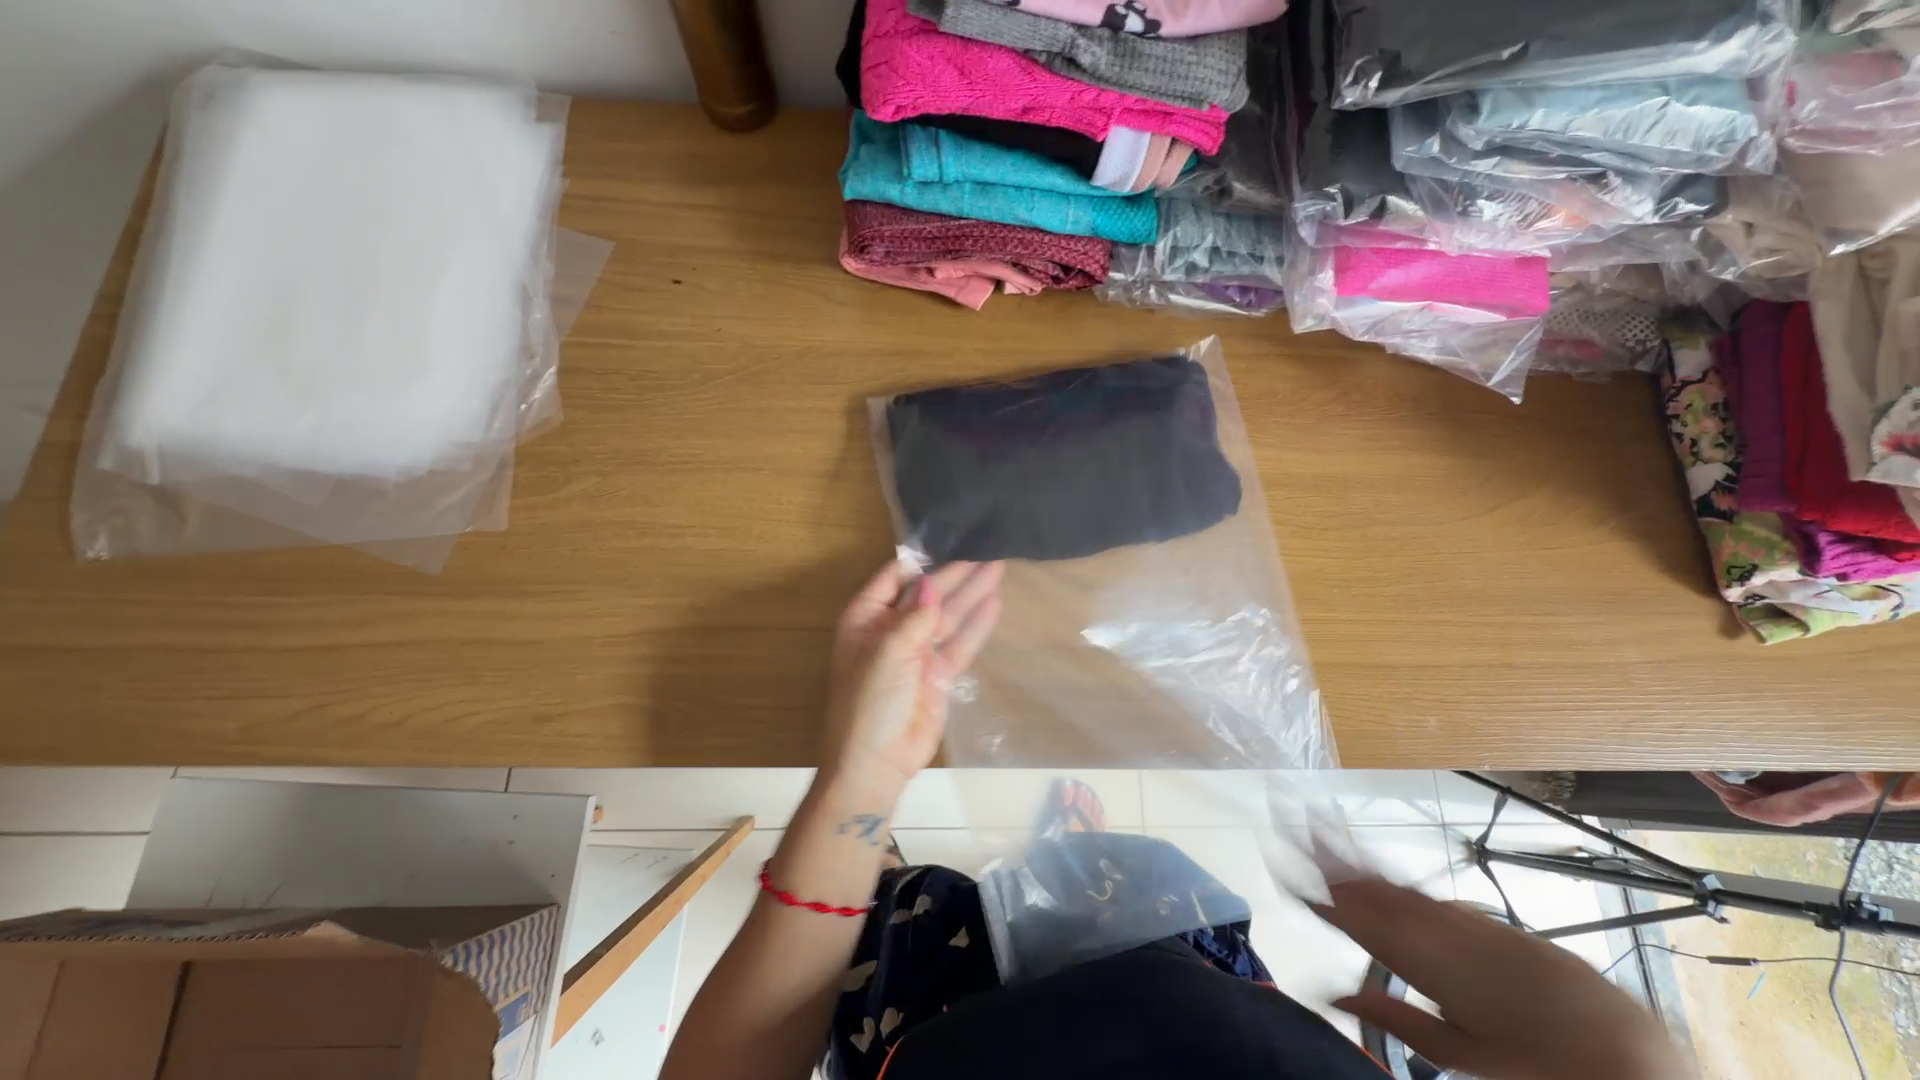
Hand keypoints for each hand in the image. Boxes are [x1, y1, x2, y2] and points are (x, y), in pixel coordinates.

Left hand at [821, 559, 1003, 795]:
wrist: (876, 763)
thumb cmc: (868, 704)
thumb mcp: (887, 654)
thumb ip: (913, 617)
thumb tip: (930, 583)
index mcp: (864, 621)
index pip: (891, 580)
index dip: (918, 562)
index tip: (946, 540)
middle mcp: (890, 632)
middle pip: (926, 595)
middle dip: (954, 575)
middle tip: (985, 550)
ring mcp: (916, 654)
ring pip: (947, 616)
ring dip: (971, 594)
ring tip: (997, 566)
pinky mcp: (938, 676)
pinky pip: (959, 644)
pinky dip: (976, 625)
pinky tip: (994, 603)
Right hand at [1319, 878, 1690, 1079]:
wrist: (1629, 1058)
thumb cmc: (1537, 1065)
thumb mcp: (1460, 1054)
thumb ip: (1397, 1016)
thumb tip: (1340, 995)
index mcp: (1429, 960)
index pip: (1361, 915)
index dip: (1325, 892)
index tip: (1293, 871)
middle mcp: (1449, 931)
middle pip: (1382, 888)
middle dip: (1340, 860)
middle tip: (1303, 833)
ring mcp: (1480, 926)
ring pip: (1412, 892)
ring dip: (1372, 874)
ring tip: (1337, 854)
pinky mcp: (1507, 932)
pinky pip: (1443, 903)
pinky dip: (1411, 894)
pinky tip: (1403, 898)